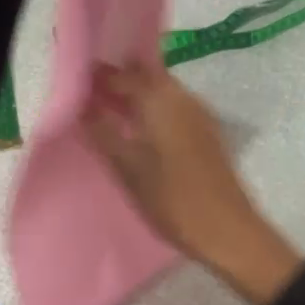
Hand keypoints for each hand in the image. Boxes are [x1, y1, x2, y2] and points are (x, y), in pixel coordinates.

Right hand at [82, 63, 303, 304]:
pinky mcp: (206, 133)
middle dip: (120, 79)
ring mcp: (199, 114)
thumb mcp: (128, 168)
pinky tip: (135, 129)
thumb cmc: (173, 199)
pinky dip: (152, 109)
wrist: (228, 231)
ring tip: (106, 110)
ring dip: (136, 95)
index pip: (126, 73)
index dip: (101, 74)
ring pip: (161, 91)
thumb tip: (82, 105)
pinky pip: (172, 107)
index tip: (76, 81)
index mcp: (162, 100)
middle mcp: (183, 98)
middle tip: (89, 93)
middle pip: (148, 75)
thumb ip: (103, 132)